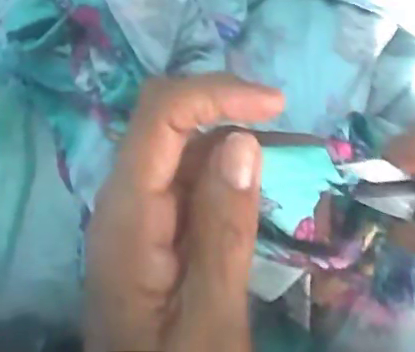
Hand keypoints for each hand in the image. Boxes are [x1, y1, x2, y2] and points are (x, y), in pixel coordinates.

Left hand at [84, 74, 285, 351]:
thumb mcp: (210, 323)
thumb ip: (223, 229)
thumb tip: (241, 139)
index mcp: (126, 211)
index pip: (159, 115)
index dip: (214, 92)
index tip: (275, 103)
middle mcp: (121, 196)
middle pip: (164, 119)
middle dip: (225, 107)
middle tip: (288, 125)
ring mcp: (133, 211)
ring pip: (178, 146)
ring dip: (230, 137)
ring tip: (292, 150)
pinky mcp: (148, 229)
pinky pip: (183, 180)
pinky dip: (223, 171)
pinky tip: (260, 184)